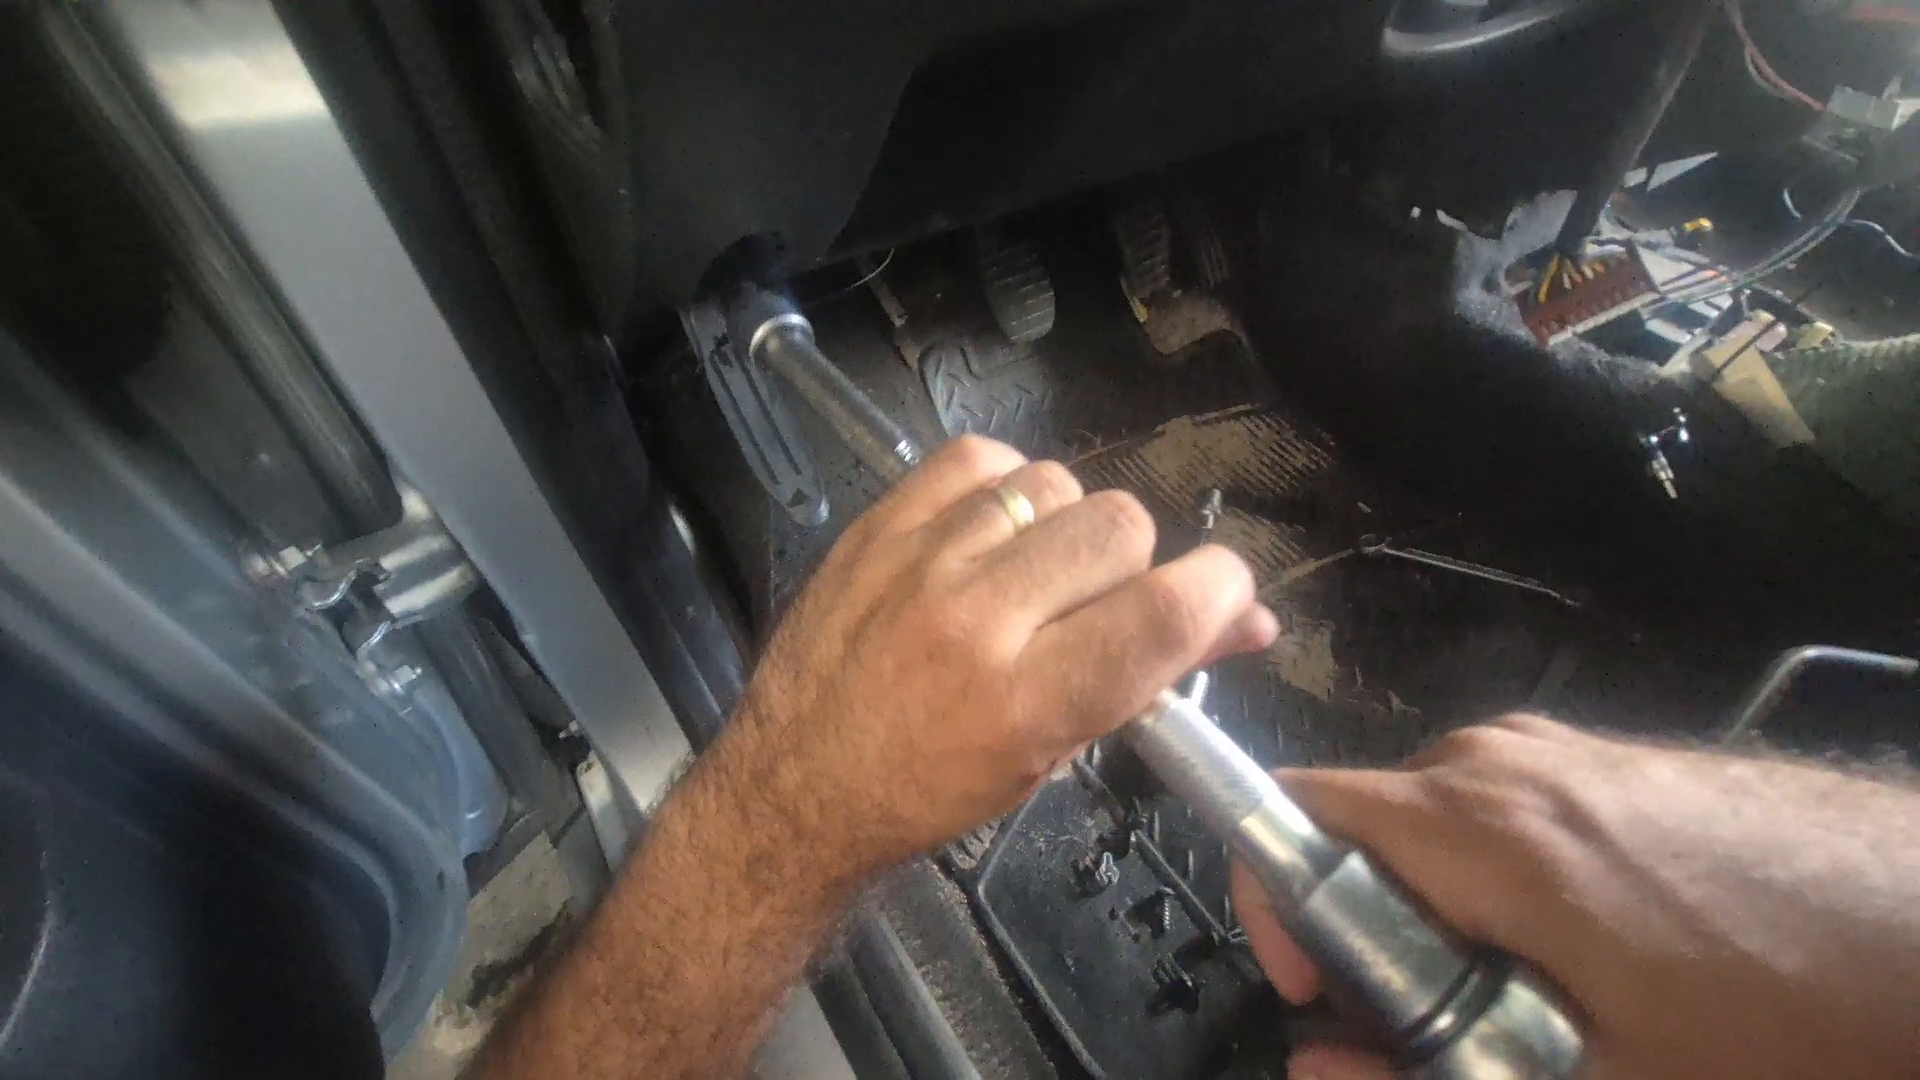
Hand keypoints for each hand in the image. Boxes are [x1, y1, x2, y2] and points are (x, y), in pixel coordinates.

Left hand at [724, 436, 1277, 881]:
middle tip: (1095, 598)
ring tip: (1032, 567)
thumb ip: (1145, 679)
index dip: (1220, 589)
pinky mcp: (878, 524)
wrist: (796, 783)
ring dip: (1065, 525)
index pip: (1164, 611)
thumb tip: (1244, 622)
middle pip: (1118, 525)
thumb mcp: (1049, 756)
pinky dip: (1003, 483)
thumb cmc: (931, 790)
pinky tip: (990, 524)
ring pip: (1053, 483)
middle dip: (1132, 560)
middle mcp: (979, 617)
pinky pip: (977, 456)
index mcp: (1028, 700)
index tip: (1218, 593)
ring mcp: (922, 559)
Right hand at [1230, 715, 1919, 1079]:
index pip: (1290, 808)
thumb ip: (1425, 1076)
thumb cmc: (1788, 1023)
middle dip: (1363, 919)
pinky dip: (1482, 867)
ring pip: (1420, 816)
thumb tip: (1307, 1068)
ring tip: (1520, 984)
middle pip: (1355, 822)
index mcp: (1466, 821)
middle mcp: (1481, 757)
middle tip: (1435, 1015)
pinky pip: (1482, 801)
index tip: (1313, 984)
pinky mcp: (1585, 752)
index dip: (1267, 891)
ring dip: (1426, 896)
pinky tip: (1582, 936)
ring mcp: (1541, 744)